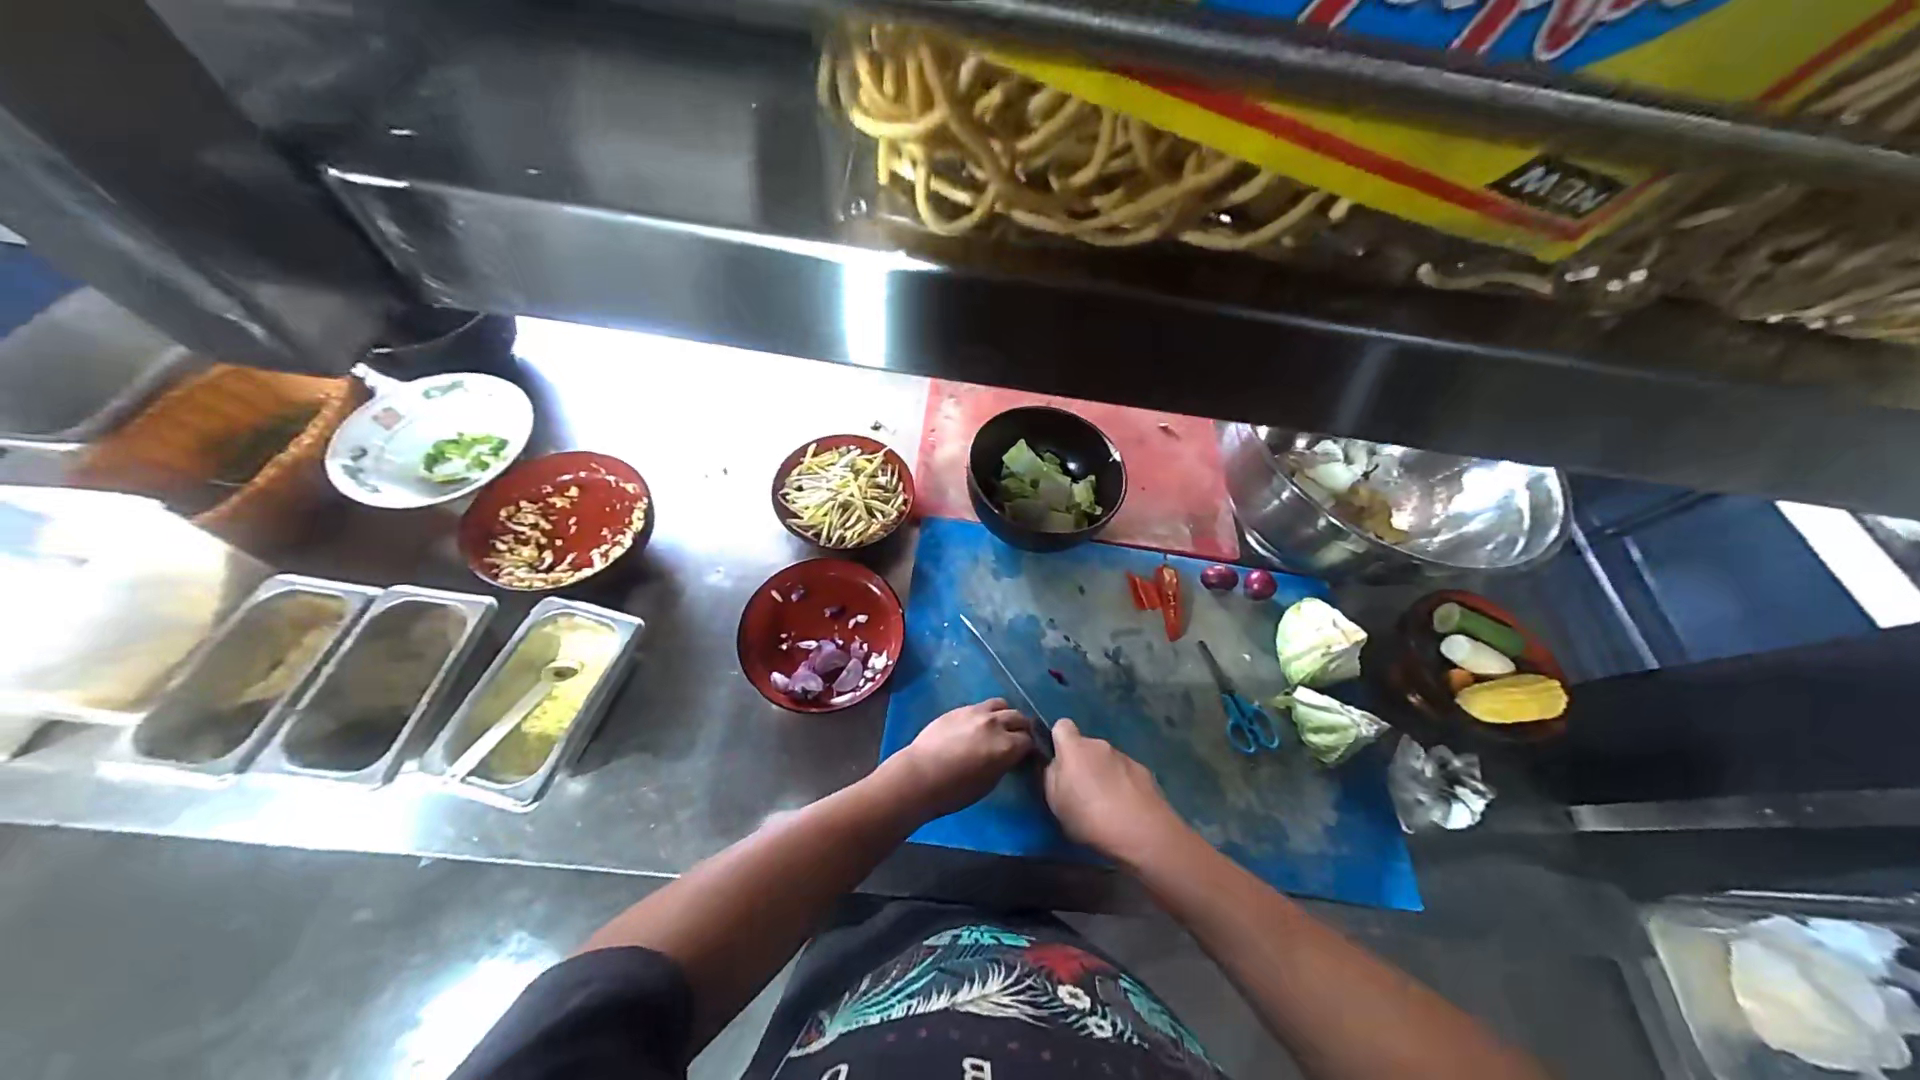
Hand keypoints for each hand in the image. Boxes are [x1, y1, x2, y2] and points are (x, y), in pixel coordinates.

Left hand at [883, 698, 1033, 819]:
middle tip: (1018, 739)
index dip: (1030, 748)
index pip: (1029, 740)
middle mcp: (995, 724)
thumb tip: (1010, 756)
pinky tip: (979, 725)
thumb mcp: (989, 782)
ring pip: (1001, 704)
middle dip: (1022, 728)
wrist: (920, 775)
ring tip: (1000, 726)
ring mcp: (976, 712)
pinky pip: (981, 706)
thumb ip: (1005, 763)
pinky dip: (986, 714)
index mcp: (1007, 746)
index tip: (1027, 754)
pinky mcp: (959, 709)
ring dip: (1005, 715)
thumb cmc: (955, 790)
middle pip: (1019, 717)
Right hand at [1043, 718, 1192, 863]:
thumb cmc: (1090, 818)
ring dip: (1105, 775)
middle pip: (1086, 746)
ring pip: (1108, 761)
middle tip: (1083, 793)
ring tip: (1108, 806)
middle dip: (1083, 763)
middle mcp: (1101, 745)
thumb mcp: (1055, 802)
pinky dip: (1125, 785)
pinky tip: (1127, 810)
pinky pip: (1127, 774)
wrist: (1142, 833)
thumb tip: (1057, 765)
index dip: (1059, 741)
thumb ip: (1051, 776)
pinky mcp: (1146, 772)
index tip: (1060, 762)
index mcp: (1075, 748)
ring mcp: (1126, 757)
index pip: (1062, 726)